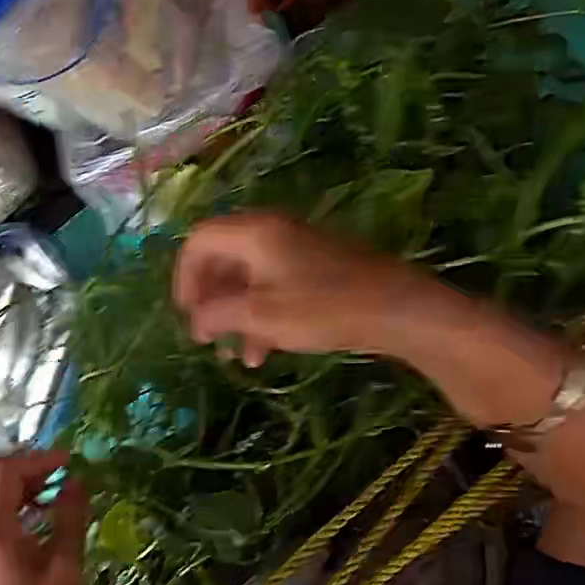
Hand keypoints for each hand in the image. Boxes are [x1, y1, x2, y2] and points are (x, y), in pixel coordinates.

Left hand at [0, 451, 86, 584]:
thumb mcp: (67, 567)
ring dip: (14, 476)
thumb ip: (70, 518)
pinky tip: (39, 505)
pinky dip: (10, 493)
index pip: (7, 473)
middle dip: (20, 462)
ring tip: (51, 485)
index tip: (69, 462)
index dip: (38, 460)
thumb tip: (76, 480)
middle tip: (55, 470)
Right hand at [173, 211, 463, 365]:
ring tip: (232, 354)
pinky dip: (259, 313)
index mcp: (253, 231)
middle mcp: (271, 230)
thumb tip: (194, 322)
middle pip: (220, 258)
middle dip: (208, 298)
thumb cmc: (323, 308)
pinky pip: (271, 284)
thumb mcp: (260, 316)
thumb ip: (217, 315)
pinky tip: (262, 351)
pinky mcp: (314, 265)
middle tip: (203, 333)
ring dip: (233, 313)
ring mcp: (295, 246)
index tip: (184, 313)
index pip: (197, 241)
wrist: (401, 310)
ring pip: (246, 276)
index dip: (183, 277)